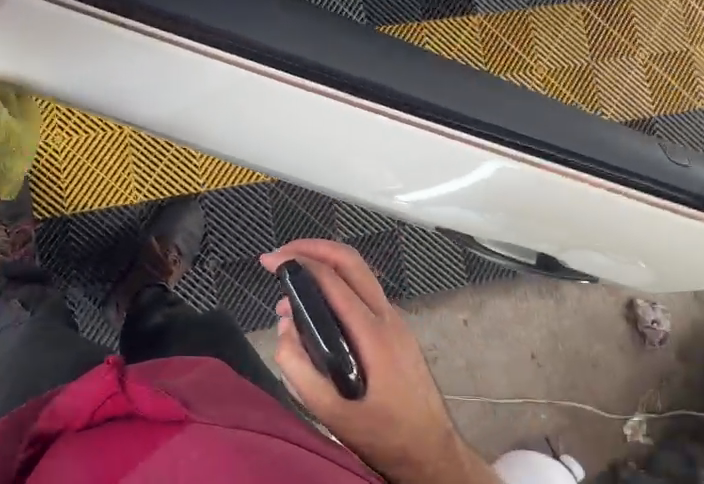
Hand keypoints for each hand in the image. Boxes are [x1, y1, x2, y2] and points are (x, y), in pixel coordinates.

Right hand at [260, 240, 495, 483]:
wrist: (435, 456)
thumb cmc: (386, 437)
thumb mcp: (332, 414)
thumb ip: (298, 370)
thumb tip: (284, 328)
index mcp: (374, 334)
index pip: (331, 279)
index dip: (296, 261)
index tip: (268, 261)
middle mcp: (388, 318)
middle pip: (350, 260)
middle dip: (311, 247)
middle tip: (280, 255)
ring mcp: (396, 322)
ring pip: (358, 273)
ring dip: (322, 267)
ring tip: (289, 292)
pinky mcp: (397, 331)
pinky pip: (363, 292)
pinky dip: (334, 286)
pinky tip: (315, 311)